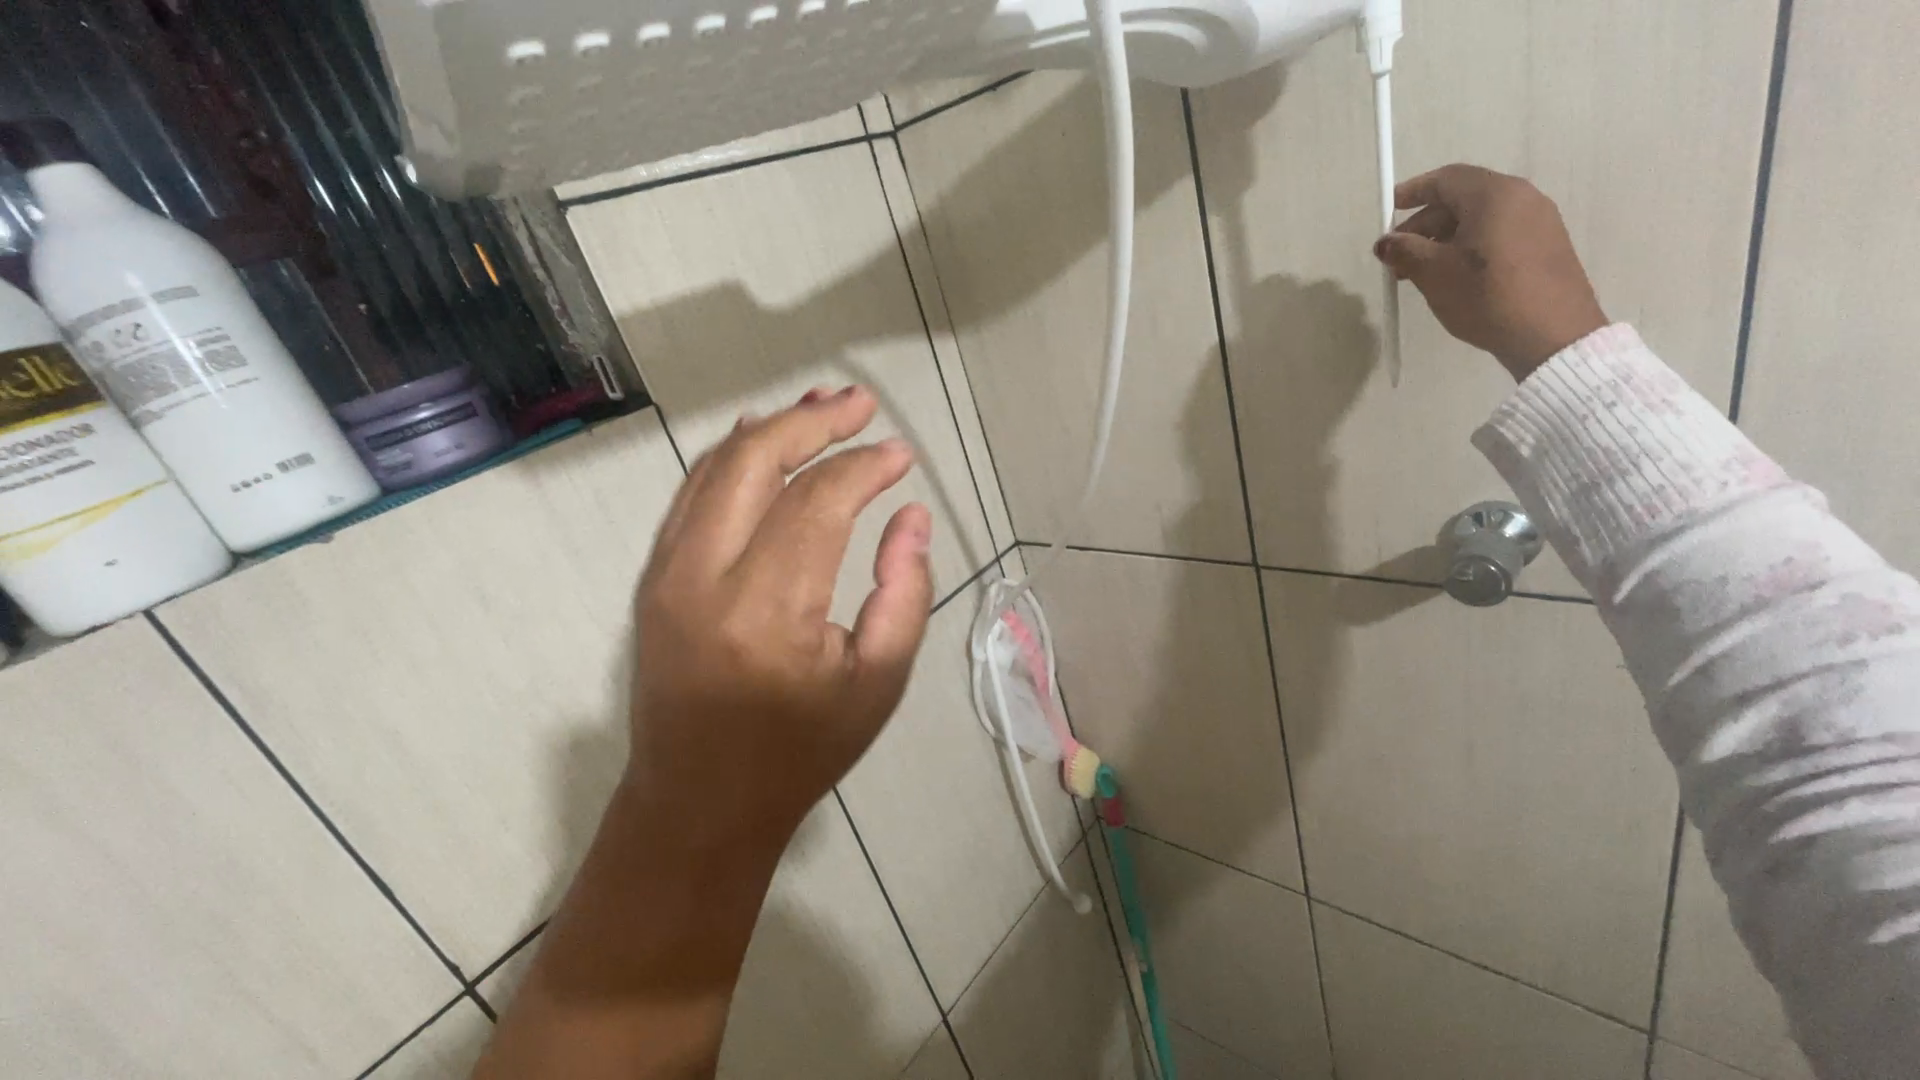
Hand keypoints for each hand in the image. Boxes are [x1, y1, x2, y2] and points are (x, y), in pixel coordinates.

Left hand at [628, 385, 933, 845]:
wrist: (699, 803)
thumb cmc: (800, 752)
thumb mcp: (878, 684)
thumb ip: (904, 593)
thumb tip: (911, 515)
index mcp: (767, 614)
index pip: (817, 504)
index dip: (864, 467)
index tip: (901, 456)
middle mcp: (702, 581)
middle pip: (752, 463)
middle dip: (812, 421)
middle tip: (860, 403)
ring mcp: (664, 576)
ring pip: (712, 469)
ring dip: (769, 429)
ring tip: (820, 406)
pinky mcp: (651, 580)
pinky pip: (690, 497)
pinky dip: (730, 459)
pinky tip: (762, 441)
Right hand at [1373, 164, 1608, 380]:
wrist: (1551, 333)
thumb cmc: (1486, 295)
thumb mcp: (1434, 274)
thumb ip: (1406, 251)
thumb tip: (1386, 242)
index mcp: (1494, 195)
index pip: (1446, 179)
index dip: (1412, 191)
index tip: (1388, 209)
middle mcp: (1521, 197)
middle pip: (1462, 199)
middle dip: (1425, 224)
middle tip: (1397, 255)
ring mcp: (1538, 220)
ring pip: (1479, 218)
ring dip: (1444, 238)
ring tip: (1421, 271)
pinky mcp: (1545, 244)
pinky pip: (1498, 233)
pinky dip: (1469, 246)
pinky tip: (1454, 275)